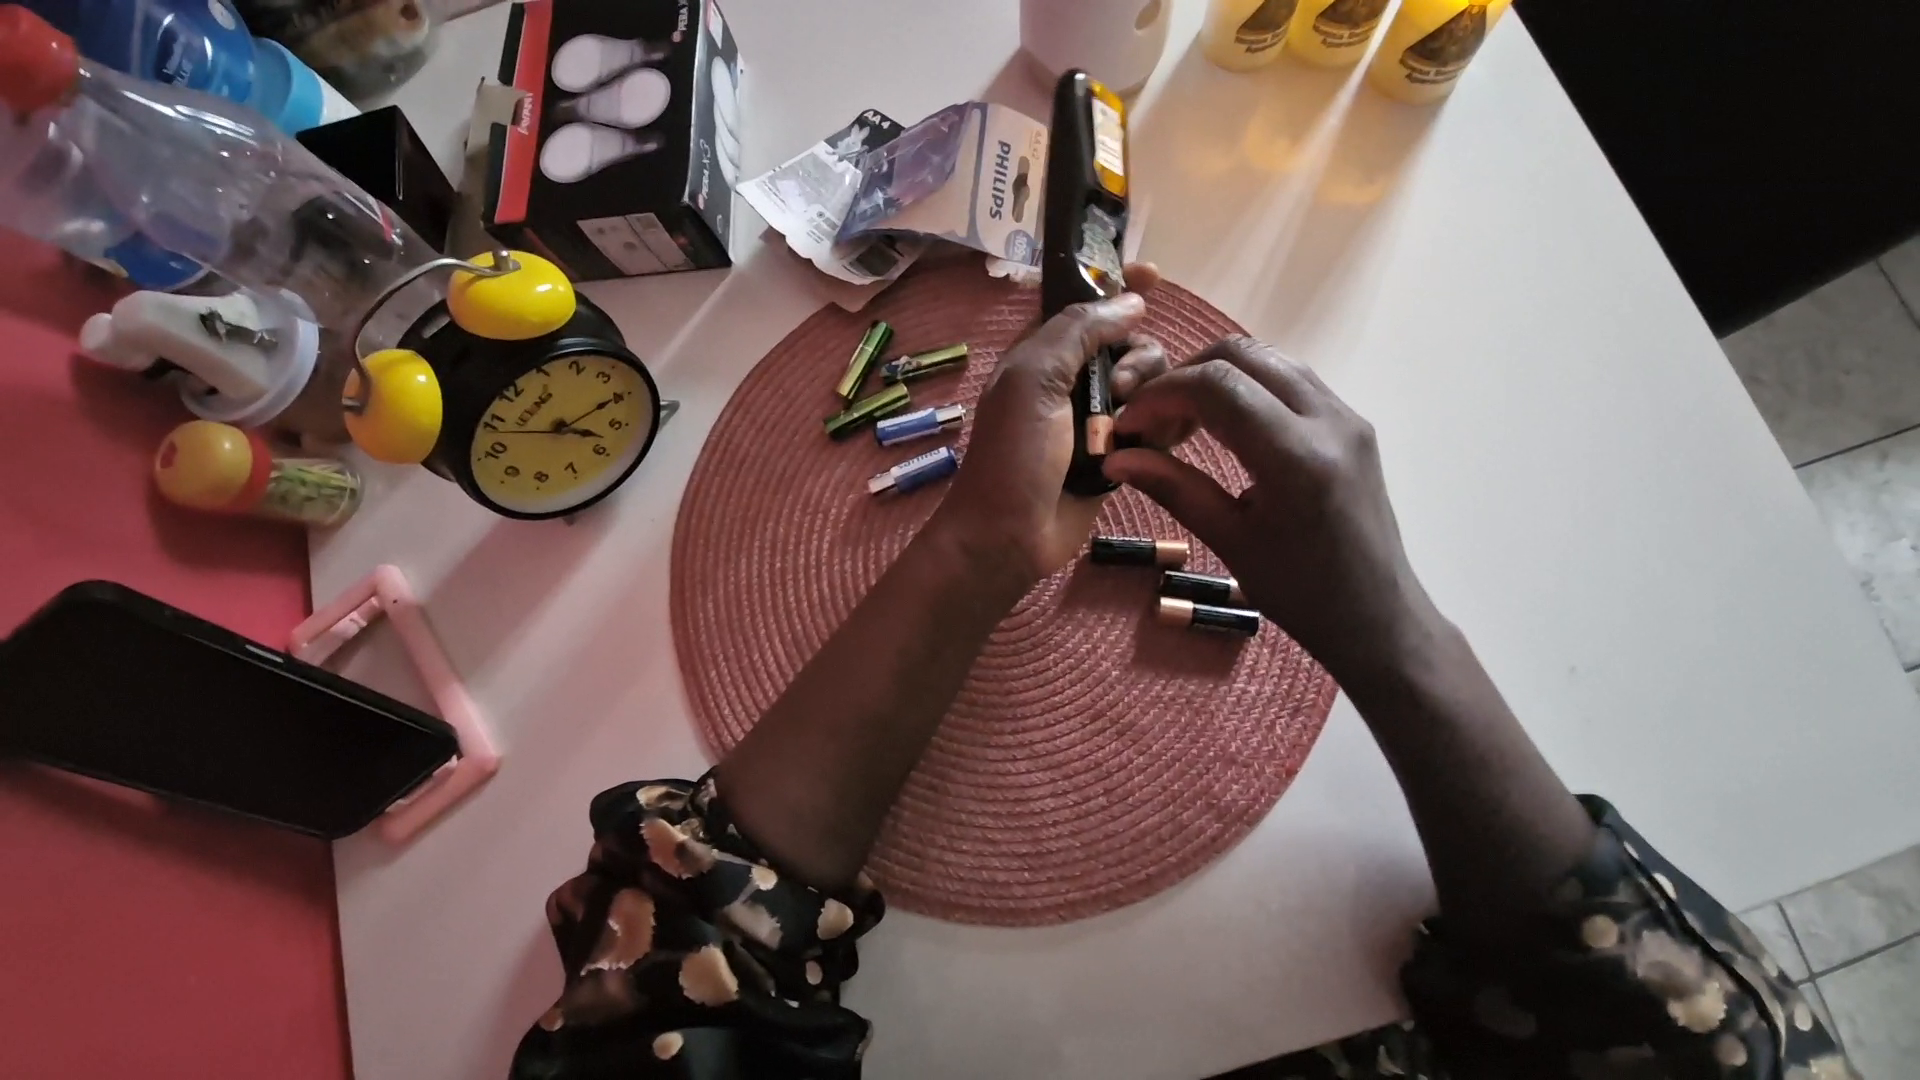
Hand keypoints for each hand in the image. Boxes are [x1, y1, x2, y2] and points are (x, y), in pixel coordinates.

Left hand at [928, 264, 1168, 590]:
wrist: (1010, 535)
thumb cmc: (1013, 454)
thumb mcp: (1034, 379)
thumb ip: (1078, 331)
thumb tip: (1132, 300)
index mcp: (1044, 353)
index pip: (1087, 306)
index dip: (1118, 285)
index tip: (1156, 276)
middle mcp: (1074, 380)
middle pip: (1133, 344)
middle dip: (1141, 356)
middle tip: (1124, 388)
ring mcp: (1099, 419)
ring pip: (1153, 385)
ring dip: (1154, 395)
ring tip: (1131, 427)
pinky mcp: (1120, 455)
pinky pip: (1158, 425)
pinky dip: (1166, 424)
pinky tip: (1164, 436)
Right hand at [1103, 336, 1443, 682]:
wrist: (1376, 615)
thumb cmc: (1299, 591)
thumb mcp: (1227, 540)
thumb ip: (1172, 488)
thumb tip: (1115, 458)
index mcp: (1296, 458)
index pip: (1216, 387)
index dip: (1161, 395)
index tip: (1128, 425)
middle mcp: (1329, 421)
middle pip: (1241, 356)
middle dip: (1184, 376)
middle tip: (1152, 420)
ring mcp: (1346, 416)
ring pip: (1268, 360)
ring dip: (1215, 377)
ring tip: (1181, 422)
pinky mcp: (1351, 422)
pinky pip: (1289, 380)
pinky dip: (1245, 387)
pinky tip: (1221, 425)